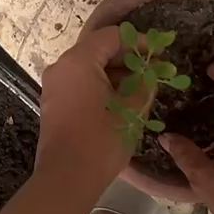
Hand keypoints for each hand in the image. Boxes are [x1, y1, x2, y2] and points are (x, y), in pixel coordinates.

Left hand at [35, 25, 139, 195]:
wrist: (67, 177)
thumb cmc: (101, 140)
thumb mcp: (132, 109)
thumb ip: (144, 82)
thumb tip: (151, 71)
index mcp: (78, 61)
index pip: (111, 36)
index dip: (137, 41)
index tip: (159, 52)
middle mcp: (61, 66)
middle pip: (98, 49)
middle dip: (127, 57)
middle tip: (154, 70)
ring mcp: (54, 84)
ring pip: (89, 66)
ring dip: (115, 72)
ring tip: (141, 86)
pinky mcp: (54, 101)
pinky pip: (79, 82)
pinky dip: (100, 84)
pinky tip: (121, 99)